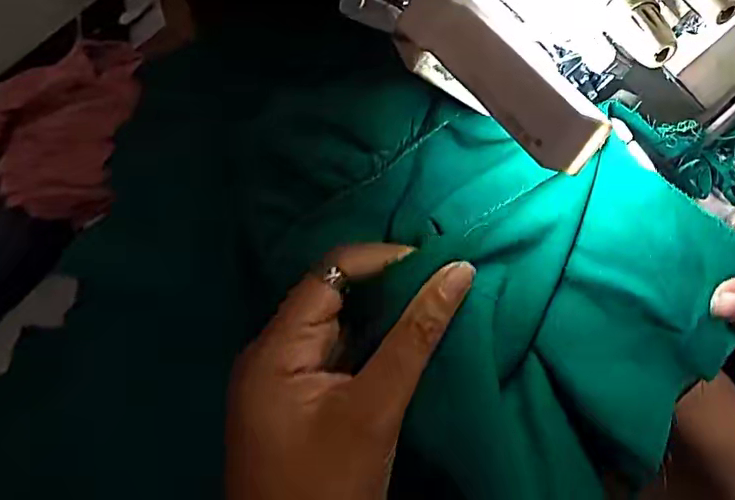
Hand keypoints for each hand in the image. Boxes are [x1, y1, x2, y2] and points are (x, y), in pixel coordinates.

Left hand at [225, 244, 474, 499]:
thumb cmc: (326, 487)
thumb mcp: (376, 407)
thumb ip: (418, 332)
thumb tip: (460, 268)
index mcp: (275, 350)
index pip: (333, 271)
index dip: (385, 258)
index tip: (436, 263)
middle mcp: (274, 353)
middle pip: (337, 289)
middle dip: (392, 278)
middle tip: (442, 275)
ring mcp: (288, 375)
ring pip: (346, 315)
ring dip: (391, 304)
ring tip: (436, 294)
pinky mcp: (305, 394)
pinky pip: (347, 342)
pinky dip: (382, 331)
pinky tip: (414, 329)